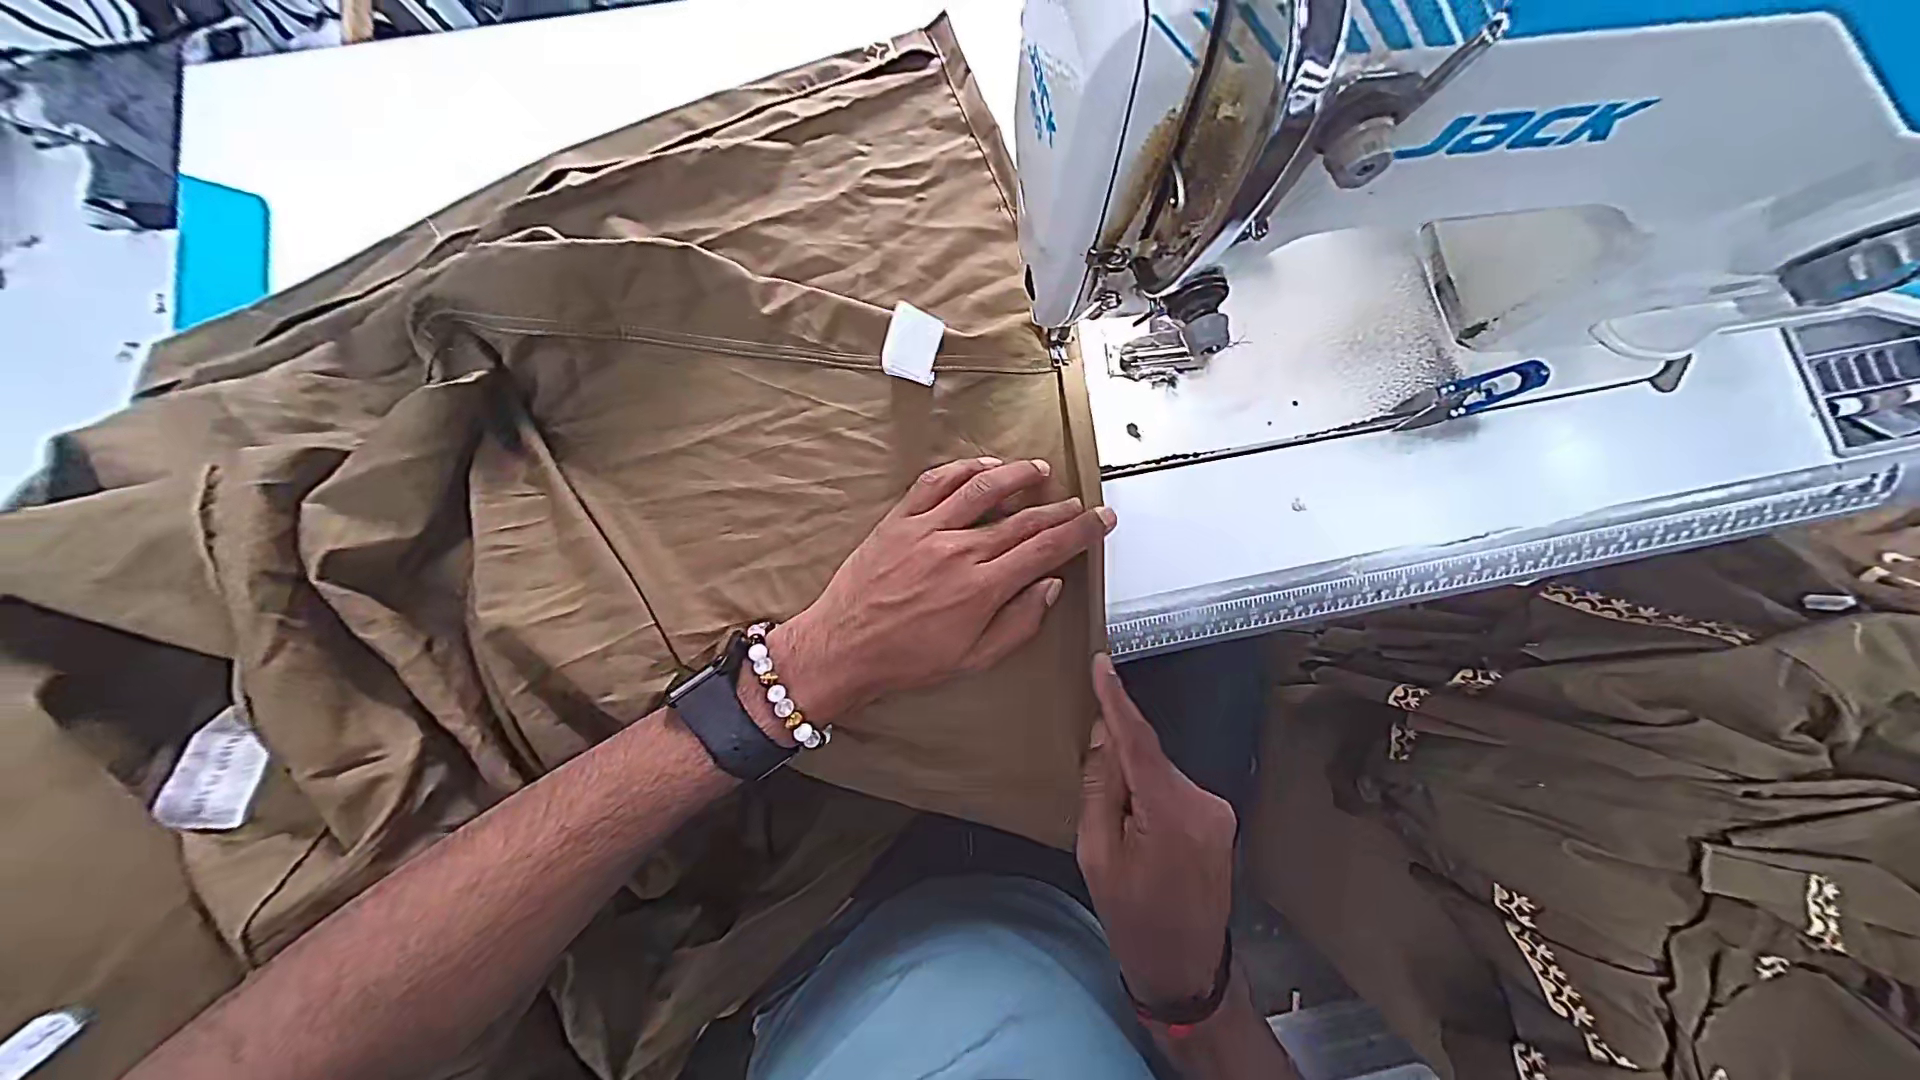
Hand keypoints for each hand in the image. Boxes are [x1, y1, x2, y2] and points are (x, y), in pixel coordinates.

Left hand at [759, 457, 1113, 728]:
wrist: (843, 647)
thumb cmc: (904, 659)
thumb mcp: (972, 659)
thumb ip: (1018, 622)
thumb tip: (1049, 588)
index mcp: (981, 588)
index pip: (1045, 549)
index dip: (1080, 531)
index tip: (1099, 520)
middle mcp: (958, 552)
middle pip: (1023, 518)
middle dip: (1059, 508)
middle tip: (1077, 502)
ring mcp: (926, 531)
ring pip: (983, 489)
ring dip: (1017, 476)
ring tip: (1039, 470)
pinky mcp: (899, 521)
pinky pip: (935, 483)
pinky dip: (963, 469)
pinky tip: (982, 466)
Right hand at [1077, 653, 1236, 1006]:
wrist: (1187, 971)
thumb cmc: (1134, 918)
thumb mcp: (1096, 854)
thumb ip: (1100, 787)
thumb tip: (1102, 736)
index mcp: (1171, 812)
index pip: (1138, 740)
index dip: (1116, 700)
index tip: (1102, 664)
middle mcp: (1203, 802)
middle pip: (1147, 757)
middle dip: (1117, 764)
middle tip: (1100, 807)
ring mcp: (1217, 810)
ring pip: (1158, 772)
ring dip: (1135, 785)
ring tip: (1123, 835)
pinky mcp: (1219, 818)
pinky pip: (1172, 787)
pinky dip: (1150, 795)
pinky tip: (1142, 833)